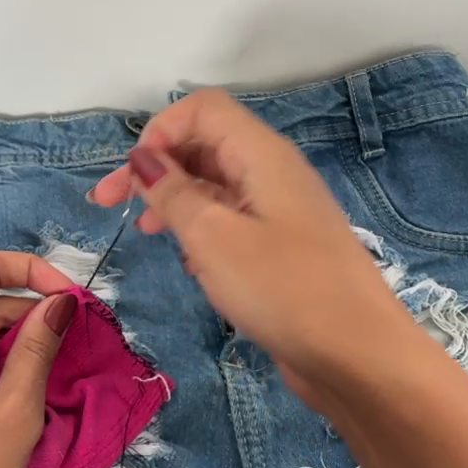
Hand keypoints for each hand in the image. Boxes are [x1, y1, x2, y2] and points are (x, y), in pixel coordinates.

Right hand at [91, 88, 425, 404]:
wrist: (359, 357)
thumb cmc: (283, 289)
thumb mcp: (213, 237)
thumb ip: (172, 191)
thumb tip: (141, 157)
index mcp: (261, 156)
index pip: (201, 109)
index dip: (159, 132)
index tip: (132, 178)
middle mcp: (270, 173)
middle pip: (202, 144)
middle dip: (153, 167)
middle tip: (108, 204)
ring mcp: (277, 210)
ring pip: (212, 184)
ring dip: (171, 199)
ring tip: (145, 232)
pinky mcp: (279, 246)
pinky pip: (228, 219)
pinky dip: (198, 229)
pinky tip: (187, 260)